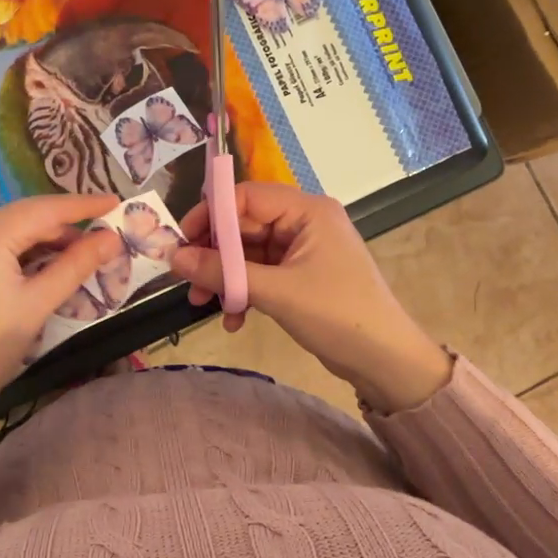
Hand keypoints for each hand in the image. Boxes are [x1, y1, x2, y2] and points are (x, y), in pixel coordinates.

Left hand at [0, 195, 121, 419]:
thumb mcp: (38, 306)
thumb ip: (75, 267)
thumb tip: (113, 238)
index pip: (43, 209)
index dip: (82, 205)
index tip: (116, 202)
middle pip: (23, 214)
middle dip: (63, 222)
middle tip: (102, 234)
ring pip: (7, 227)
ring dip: (42, 235)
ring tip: (77, 251)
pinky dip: (18, 246)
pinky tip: (41, 260)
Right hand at [169, 182, 451, 412]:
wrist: (384, 360)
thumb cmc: (337, 315)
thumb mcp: (275, 293)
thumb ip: (223, 273)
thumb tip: (174, 258)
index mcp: (307, 211)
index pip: (245, 196)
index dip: (210, 215)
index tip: (182, 243)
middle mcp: (303, 223)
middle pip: (242, 225)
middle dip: (213, 255)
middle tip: (186, 281)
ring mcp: (301, 251)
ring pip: (246, 253)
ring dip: (223, 278)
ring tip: (202, 305)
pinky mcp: (299, 276)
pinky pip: (258, 274)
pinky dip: (241, 293)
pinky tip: (233, 320)